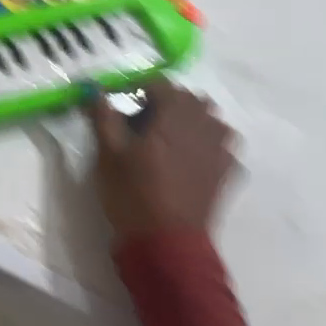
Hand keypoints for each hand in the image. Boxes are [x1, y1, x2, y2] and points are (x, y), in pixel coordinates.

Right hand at [86, 81, 238, 242]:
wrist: (166, 241)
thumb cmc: (132, 192)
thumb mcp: (108, 153)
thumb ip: (103, 117)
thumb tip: (97, 92)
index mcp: (175, 116)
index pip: (161, 84)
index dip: (138, 88)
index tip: (121, 102)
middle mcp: (205, 127)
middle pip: (191, 100)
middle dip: (167, 103)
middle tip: (141, 122)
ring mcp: (222, 151)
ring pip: (213, 122)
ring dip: (193, 122)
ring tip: (170, 140)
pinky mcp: (228, 174)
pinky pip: (222, 148)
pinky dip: (207, 147)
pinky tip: (190, 163)